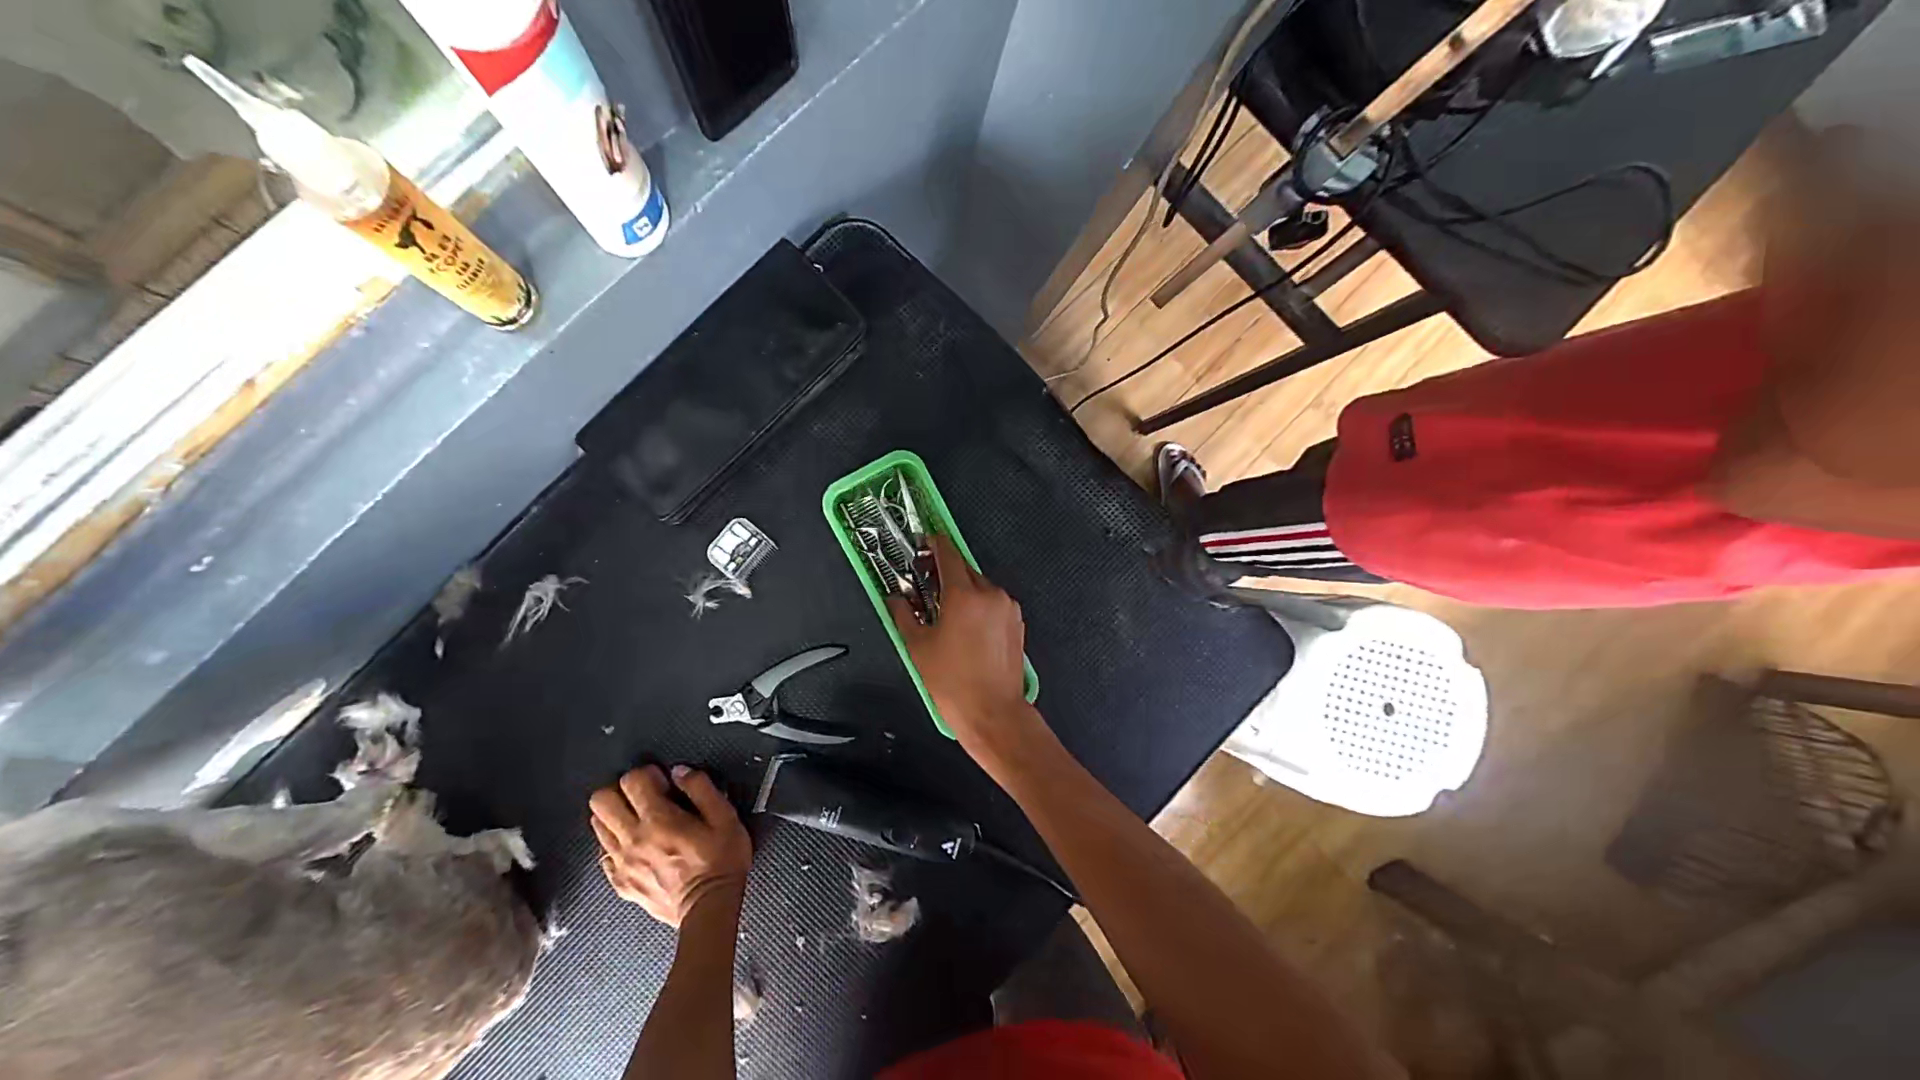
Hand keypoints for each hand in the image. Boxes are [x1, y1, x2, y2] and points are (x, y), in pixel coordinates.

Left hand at [589, 765, 751, 927]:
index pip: (632, 780)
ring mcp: (622, 863)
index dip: (648, 773)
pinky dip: (616, 843)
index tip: (663, 781)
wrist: (709, 909)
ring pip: (597, 825)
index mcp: (659, 820)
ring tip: (641, 819)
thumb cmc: (720, 863)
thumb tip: (681, 772)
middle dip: (621, 791)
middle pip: (601, 800)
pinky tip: (638, 845)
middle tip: (644, 796)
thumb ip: (702, 788)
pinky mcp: (620, 881)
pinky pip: (604, 853)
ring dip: (616, 815)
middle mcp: (633, 840)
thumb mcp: (725, 817)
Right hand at [887, 535, 1053, 770]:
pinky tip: (966, 628)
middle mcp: (990, 595)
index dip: (934, 544)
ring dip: (964, 592)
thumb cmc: (955, 684)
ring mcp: (1007, 608)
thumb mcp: (917, 646)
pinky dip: (980, 607)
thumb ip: (903, 614)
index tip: (926, 543)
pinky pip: (994, 603)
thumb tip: (895, 600)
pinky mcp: (1017, 622)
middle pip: (964, 570)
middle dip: (946, 574)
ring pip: (981, 587)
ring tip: (946, 615)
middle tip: (928, 585)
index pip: (948, 554)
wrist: (993, 712)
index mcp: (964, 595)